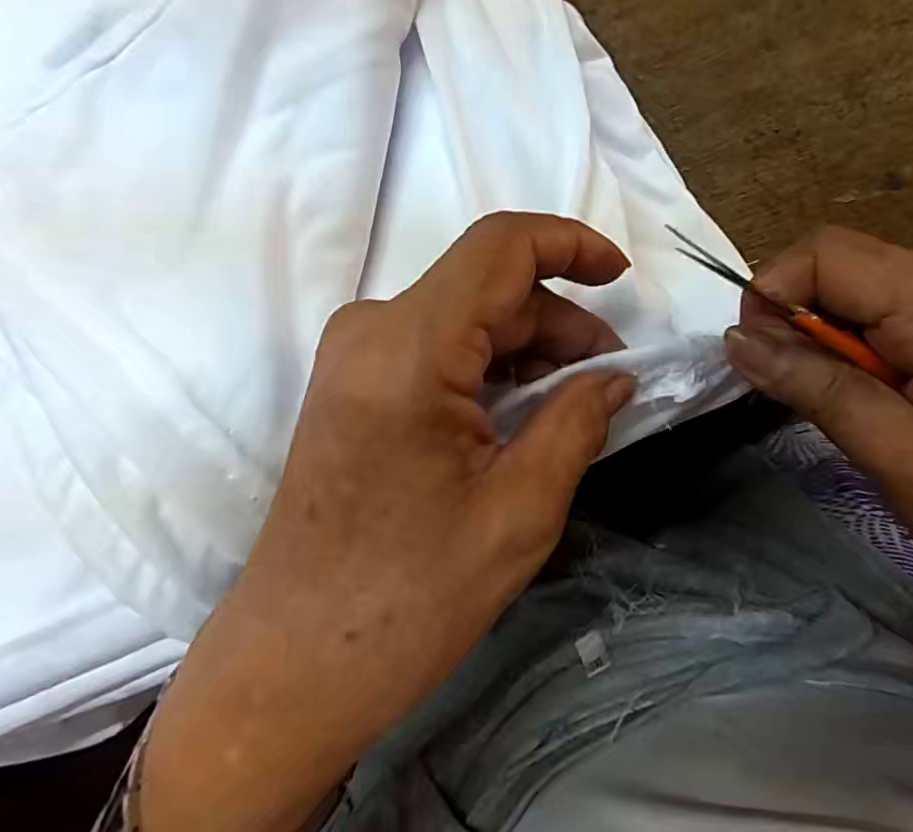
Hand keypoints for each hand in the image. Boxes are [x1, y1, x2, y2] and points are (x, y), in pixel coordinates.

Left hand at [144, 213, 634, 831]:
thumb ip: (578, 422)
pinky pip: (440, 348)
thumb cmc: (409, 598)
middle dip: (562, 322)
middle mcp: (372, 332)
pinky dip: (495, 368)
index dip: (569, 243)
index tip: (621, 274)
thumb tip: (617, 377)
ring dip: (531, 349)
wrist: (291, 669)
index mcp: (408, 350)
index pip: (500, 247)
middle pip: (490, 288)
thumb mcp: (520, 510)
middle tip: (613, 378)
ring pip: (468, 318)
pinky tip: (529, 414)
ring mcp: (355, 358)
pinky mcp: (354, 387)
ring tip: (578, 406)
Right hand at [724, 225, 912, 662]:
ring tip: (856, 411)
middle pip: (850, 267)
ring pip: (869, 291)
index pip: (835, 253)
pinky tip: (888, 402)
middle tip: (802, 396)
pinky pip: (899, 313)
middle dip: (804, 322)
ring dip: (836, 342)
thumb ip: (827, 395)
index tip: (757, 356)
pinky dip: (868, 350)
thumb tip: (740, 341)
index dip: (775, 290)